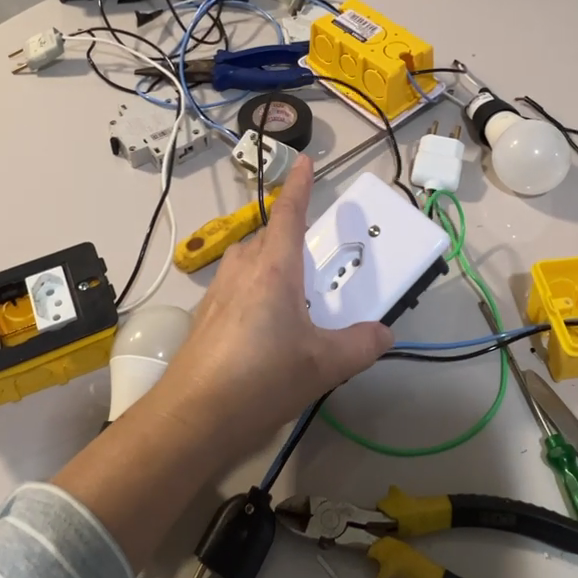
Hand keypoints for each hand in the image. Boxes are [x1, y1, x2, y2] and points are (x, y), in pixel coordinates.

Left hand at [146, 155, 390, 451]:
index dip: (300, 186)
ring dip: (267, 267)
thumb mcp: (323, 365)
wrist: (193, 415)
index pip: (289, 214)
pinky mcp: (203, 319)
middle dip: (286, 239)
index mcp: (273, 269)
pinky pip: (233, 291)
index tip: (306, 161)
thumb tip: (384, 333)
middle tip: (311, 259)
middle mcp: (242, 271)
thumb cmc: (262, 377)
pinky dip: (252, 294)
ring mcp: (217, 294)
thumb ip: (359, 345)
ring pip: (246, 264)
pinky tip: (262, 331)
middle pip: (265, 239)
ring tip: (290, 297)